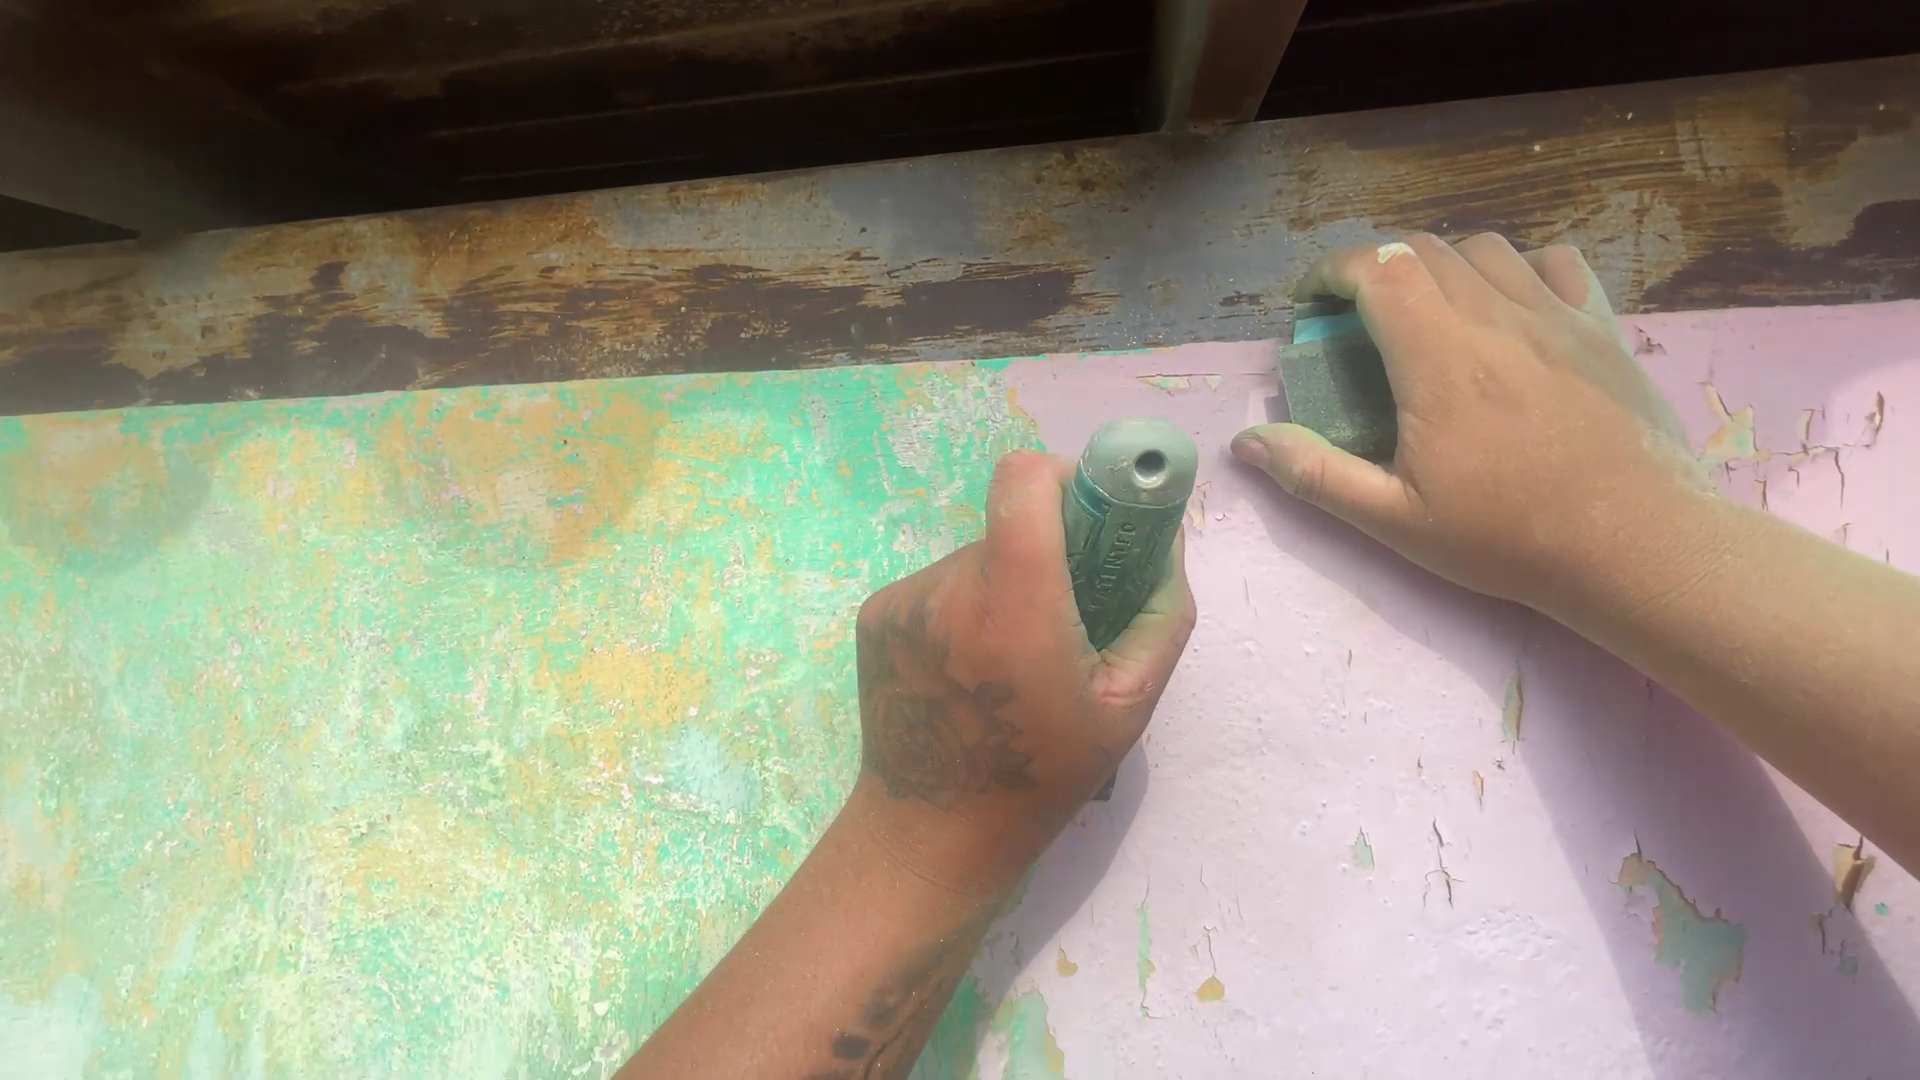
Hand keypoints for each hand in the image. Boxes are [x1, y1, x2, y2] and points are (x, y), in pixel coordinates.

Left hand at [845, 451, 1195, 898]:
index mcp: (1013, 601)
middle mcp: (947, 587)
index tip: (1084, 522)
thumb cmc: (1043, 774)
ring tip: (1007, 659)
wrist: (933, 831)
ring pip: (972, 559)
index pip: (1024, 478)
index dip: (1062, 481)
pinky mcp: (874, 614)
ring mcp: (901, 599)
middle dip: (1041, 553)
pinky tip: (968, 670)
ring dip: (1001, 586)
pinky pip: (936, 586)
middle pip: (1006, 525)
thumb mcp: (1130, 703)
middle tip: (1058, 617)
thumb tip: (1164, 542)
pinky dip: (963, 609)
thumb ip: (1160, 609)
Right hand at [1233, 233, 1706, 613]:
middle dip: (1373, 268)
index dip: (1331, 271)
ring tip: (1420, 311)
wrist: (1637, 548)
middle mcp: (1499, 319)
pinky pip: (1554, 264)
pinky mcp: (1603, 329)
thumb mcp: (1390, 518)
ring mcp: (1559, 317)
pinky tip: (1501, 306)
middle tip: (1350, 317)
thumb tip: (1246, 442)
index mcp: (1441, 359)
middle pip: (1425, 250)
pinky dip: (1511, 268)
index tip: (1308, 302)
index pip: (1378, 269)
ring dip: (1435, 266)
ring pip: (1485, 249)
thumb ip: (1313, 473)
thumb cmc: (1504, 536)